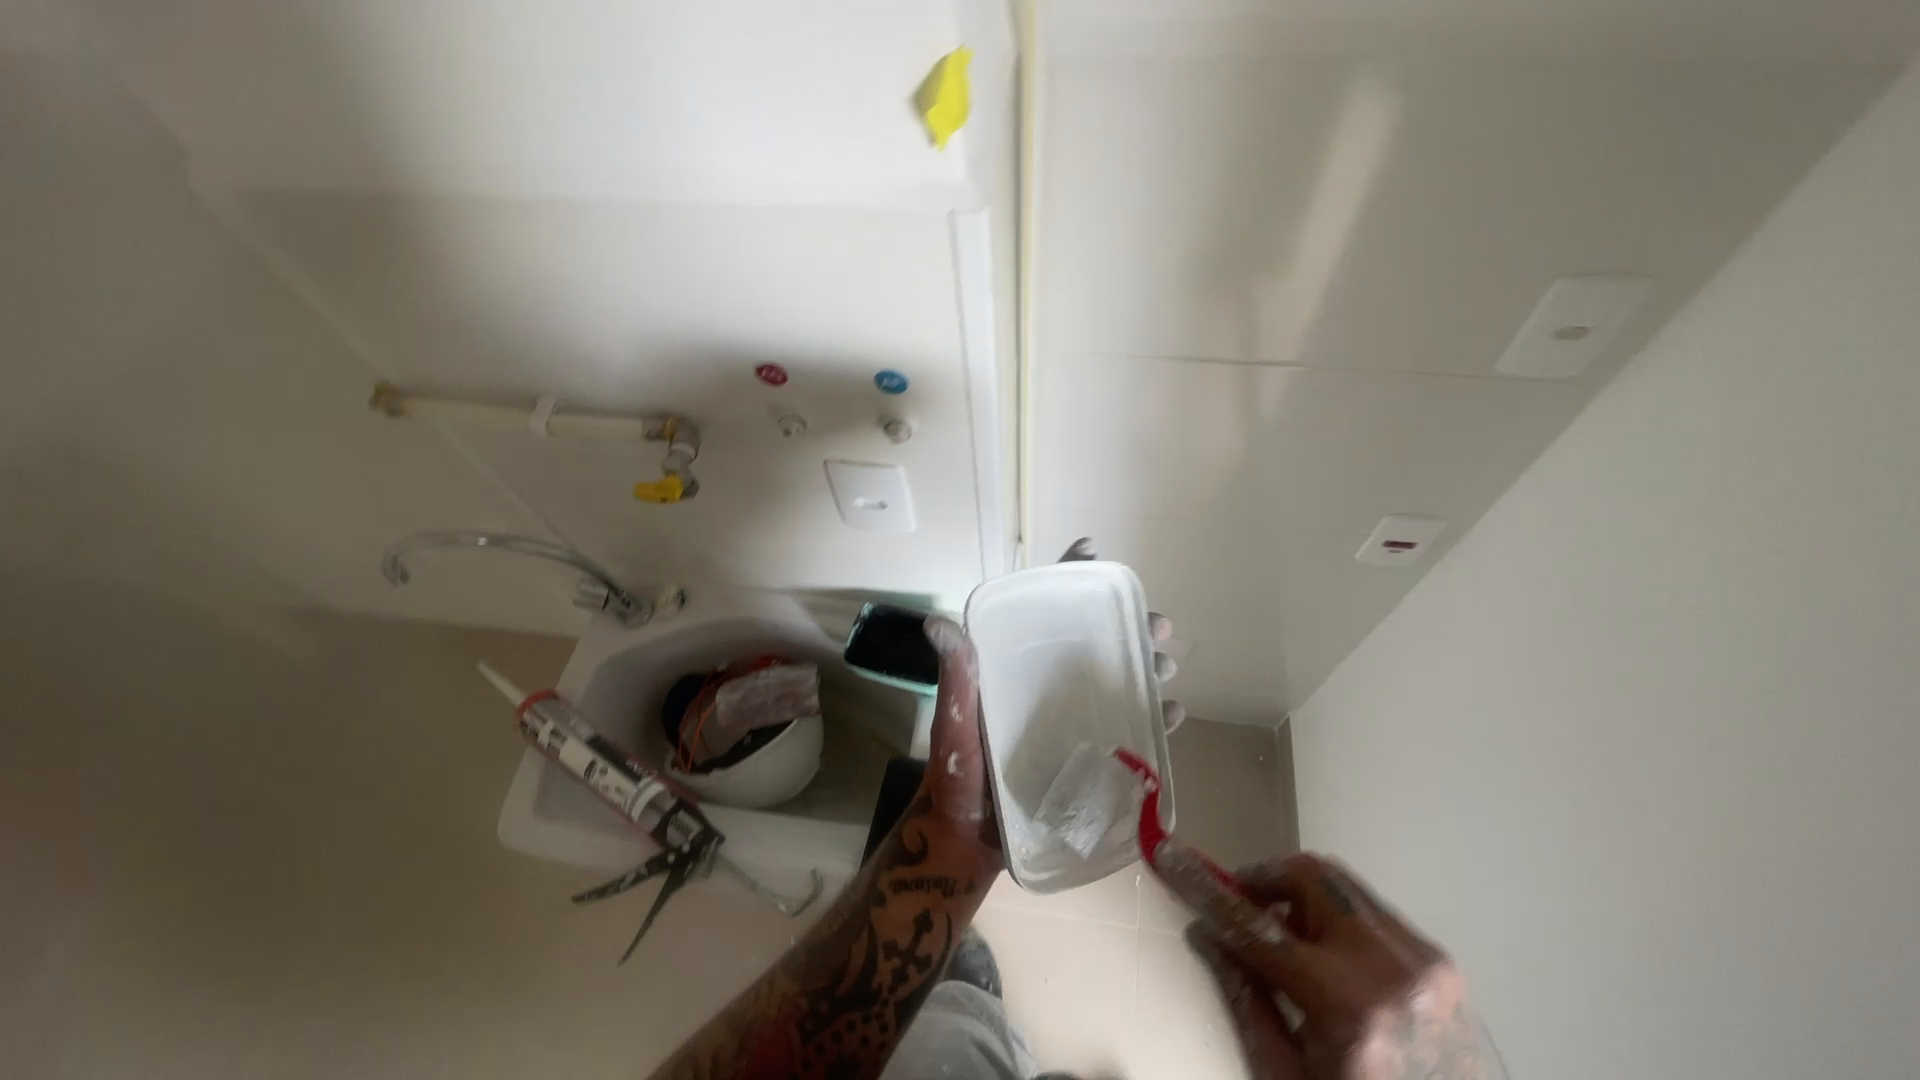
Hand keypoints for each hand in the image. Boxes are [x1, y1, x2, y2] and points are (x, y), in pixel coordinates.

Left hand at [916, 536, 1184, 858]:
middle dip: (1128, 626)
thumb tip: (937, 623)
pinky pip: (1125, 729)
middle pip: (1091, 643)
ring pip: (1115, 681)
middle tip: (1157, 624)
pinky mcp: (1085, 755)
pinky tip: (1171, 714)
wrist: (968, 840)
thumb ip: (957, 678)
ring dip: (1147, 666)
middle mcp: (1043, 688)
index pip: (1039, 613)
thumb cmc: (955, 777)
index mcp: (1012, 670)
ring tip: (1167, 666)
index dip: (1066, 578)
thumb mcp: (956, 723)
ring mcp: (1067, 722)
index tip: (1092, 551)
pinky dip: (1152, 718)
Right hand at [1163, 850, 1484, 1079]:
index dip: (1207, 890)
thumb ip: (1245, 999)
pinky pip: (1370, 910)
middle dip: (1261, 881)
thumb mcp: (1284, 1076)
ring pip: (1339, 883)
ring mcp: (1423, 959)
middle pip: (1306, 877)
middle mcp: (1389, 967)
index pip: (1254, 926)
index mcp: (1344, 1005)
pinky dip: (1335, 919)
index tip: (1174, 859)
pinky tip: (1328, 959)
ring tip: (1287, 942)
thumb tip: (1206, 934)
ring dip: (1299, 899)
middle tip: (1238, 906)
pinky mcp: (1440, 959)